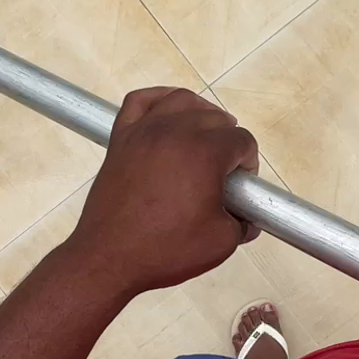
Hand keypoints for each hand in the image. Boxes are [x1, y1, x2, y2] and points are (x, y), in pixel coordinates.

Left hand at [61, 87, 258, 299]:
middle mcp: (174, 131)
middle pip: (215, 118)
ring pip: (182, 101)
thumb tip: (246, 218)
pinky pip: (141, 100)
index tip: (241, 186)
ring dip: (200, 115)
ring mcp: (144, 131)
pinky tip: (168, 113)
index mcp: (204, 152)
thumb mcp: (221, 242)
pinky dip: (159, 100)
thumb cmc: (165, 250)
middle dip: (227, 142)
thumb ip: (242, 223)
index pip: (242, 141)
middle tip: (223, 174)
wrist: (110, 258)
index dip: (248, 164)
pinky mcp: (120, 138)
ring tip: (203, 139)